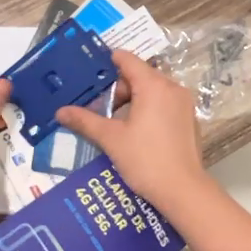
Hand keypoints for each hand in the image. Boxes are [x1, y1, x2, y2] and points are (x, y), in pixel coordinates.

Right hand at [55, 51, 212, 211]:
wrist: (183, 190)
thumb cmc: (145, 160)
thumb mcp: (111, 139)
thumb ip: (85, 121)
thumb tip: (60, 111)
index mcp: (154, 85)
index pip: (128, 60)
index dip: (107, 63)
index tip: (89, 73)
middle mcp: (173, 88)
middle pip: (140, 75)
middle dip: (118, 89)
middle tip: (99, 109)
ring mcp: (184, 104)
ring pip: (153, 91)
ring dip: (132, 100)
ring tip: (114, 122)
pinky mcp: (189, 119)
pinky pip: (165, 104)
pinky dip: (148, 110)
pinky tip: (136, 132)